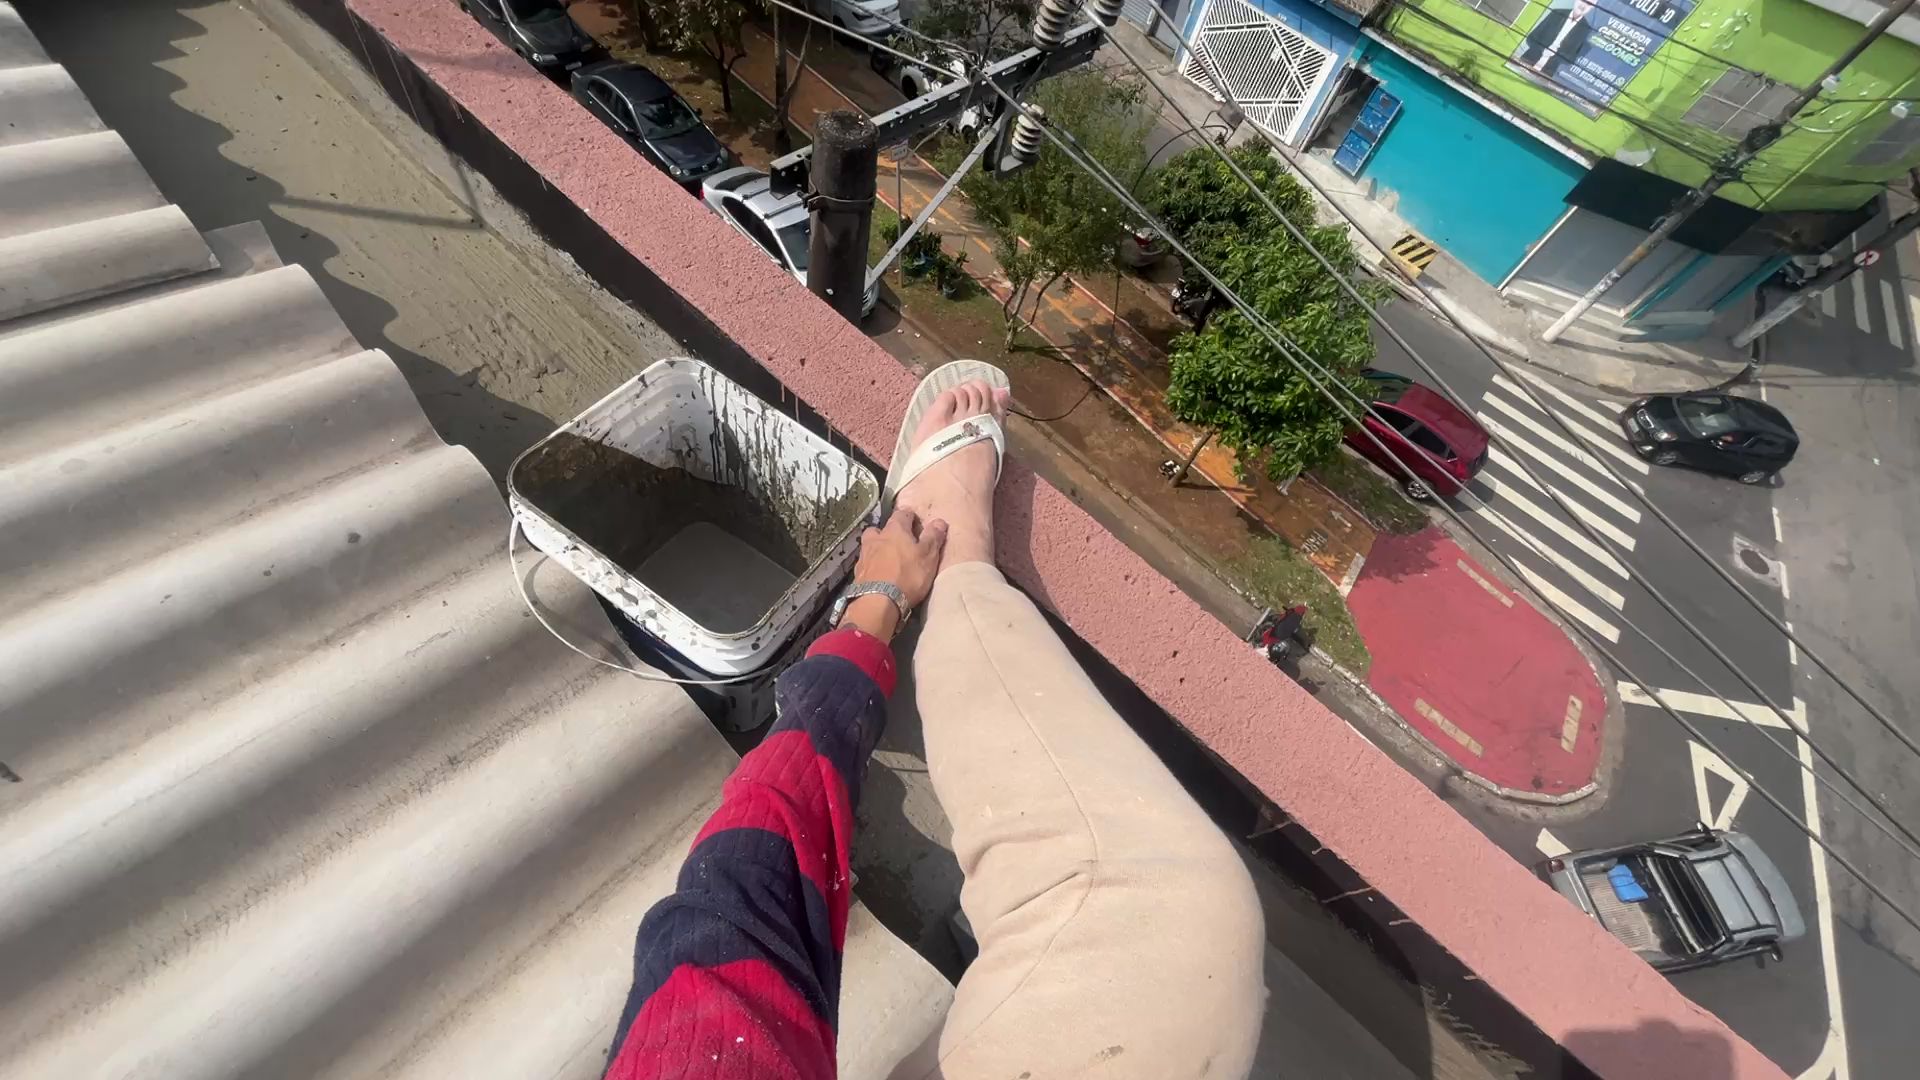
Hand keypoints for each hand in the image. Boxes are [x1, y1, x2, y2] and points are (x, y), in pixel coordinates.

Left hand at [843, 507, 947, 641]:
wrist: (877, 602)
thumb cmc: (907, 576)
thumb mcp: (928, 556)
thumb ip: (933, 538)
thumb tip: (939, 521)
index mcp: (895, 530)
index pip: (903, 514)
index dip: (911, 517)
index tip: (918, 524)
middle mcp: (876, 538)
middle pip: (881, 528)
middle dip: (889, 533)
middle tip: (901, 543)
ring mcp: (864, 555)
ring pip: (870, 545)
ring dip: (878, 548)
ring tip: (889, 560)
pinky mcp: (858, 573)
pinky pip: (866, 563)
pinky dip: (872, 565)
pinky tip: (879, 575)